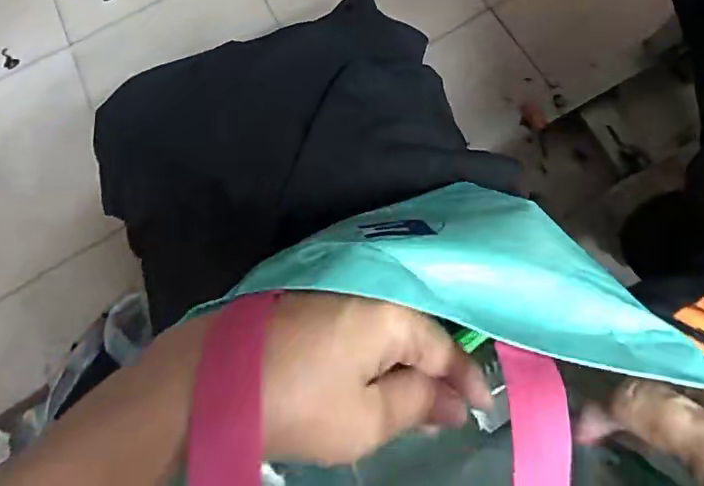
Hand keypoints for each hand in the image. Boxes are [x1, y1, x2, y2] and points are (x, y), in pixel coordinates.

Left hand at [259, 292, 493, 464]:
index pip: (442, 345)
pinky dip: (377, 344)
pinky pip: (365, 315)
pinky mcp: (316, 291)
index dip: (465, 378)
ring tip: (415, 394)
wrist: (219, 372)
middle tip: (449, 405)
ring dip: (405, 356)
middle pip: (417, 326)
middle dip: (436, 366)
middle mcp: (370, 286)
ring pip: (390, 320)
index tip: (484, 407)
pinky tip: (376, 370)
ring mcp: (340, 284)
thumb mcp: (364, 419)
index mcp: (390, 311)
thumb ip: (416, 405)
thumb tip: (453, 403)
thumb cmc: (299, 401)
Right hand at [578, 379, 703, 485]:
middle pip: (669, 380)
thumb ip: (660, 467)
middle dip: (631, 398)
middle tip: (605, 427)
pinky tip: (684, 438)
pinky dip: (693, 413)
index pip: (644, 399)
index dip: (603, 409)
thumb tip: (612, 449)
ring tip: (639, 432)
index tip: (582, 429)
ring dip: (663, 404)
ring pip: (696, 388)